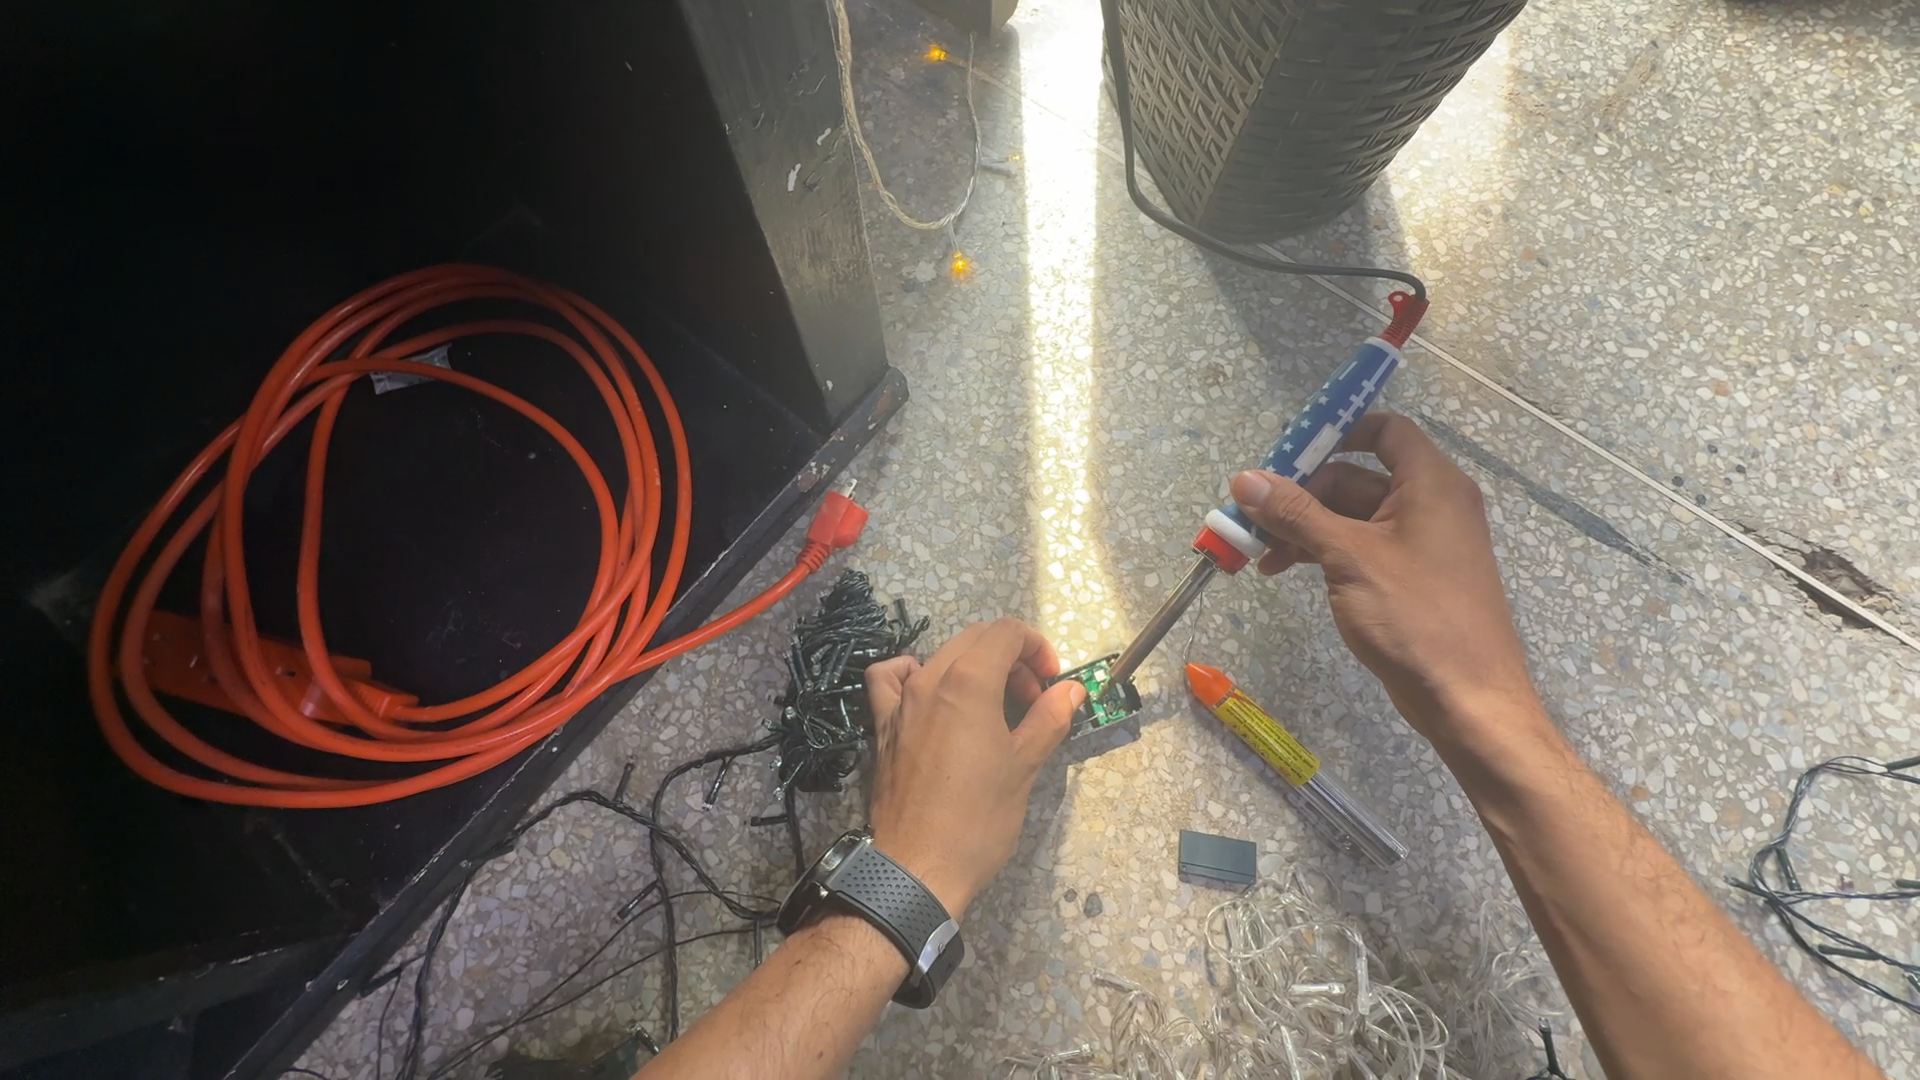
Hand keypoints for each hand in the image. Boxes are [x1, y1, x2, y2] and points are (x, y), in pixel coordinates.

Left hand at [861, 618, 1085, 917]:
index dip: (1037, 647)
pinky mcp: (883, 724)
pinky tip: (929, 693)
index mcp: (969, 682)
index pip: (1007, 633)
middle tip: (1032, 699)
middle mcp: (930, 678)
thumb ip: (1048, 718)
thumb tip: (1071, 690)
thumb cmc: (978, 819)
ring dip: (974, 665)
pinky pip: (890, 678)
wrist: (917, 868)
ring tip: (992, 702)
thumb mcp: (1024, 767)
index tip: (1051, 682)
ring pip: (942, 654)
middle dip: (1012, 658)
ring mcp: (901, 699)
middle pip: (976, 638)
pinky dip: (913, 672)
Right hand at [1229, 412, 1540, 742]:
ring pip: (1346, 516)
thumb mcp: (1348, 557)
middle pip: (1353, 476)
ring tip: (1258, 553)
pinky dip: (1317, 551)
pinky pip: (1354, 546)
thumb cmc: (1415, 616)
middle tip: (1252, 515)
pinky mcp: (1403, 576)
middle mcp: (1427, 504)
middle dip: (1299, 494)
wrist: (1466, 698)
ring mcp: (1415, 543)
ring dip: (1300, 527)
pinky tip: (1283, 569)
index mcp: (1430, 485)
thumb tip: (1244, 478)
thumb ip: (1295, 513)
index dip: (1336, 432)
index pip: (1384, 431)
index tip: (1286, 453)